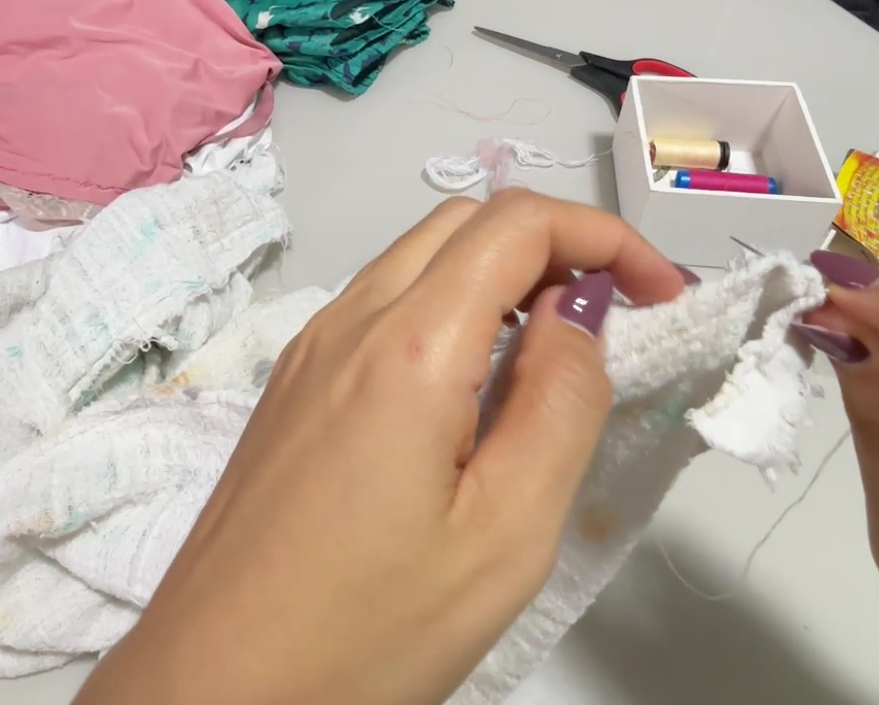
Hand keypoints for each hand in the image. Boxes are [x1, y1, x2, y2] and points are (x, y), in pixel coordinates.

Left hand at [74, 191, 686, 704]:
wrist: (215, 681)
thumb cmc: (368, 627)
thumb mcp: (505, 532)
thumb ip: (560, 401)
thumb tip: (578, 310)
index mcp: (408, 342)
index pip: (517, 223)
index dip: (605, 235)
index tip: (663, 292)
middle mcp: (351, 317)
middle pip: (466, 221)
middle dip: (555, 244)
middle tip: (612, 316)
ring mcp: (313, 342)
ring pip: (421, 254)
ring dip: (499, 272)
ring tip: (551, 349)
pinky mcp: (296, 375)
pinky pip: (385, 300)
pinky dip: (449, 304)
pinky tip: (471, 379)